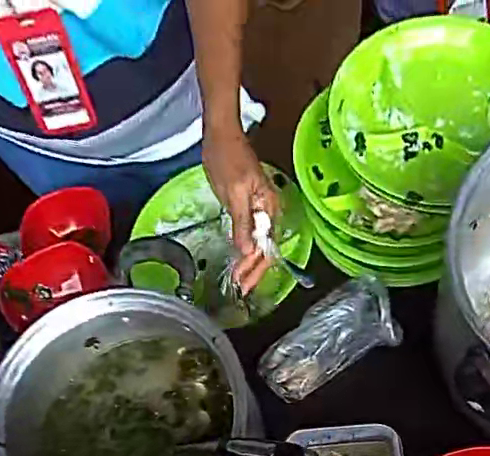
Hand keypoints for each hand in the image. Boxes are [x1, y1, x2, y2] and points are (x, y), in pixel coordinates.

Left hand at [201, 127, 279, 293]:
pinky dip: (245, 250)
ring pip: (257, 244)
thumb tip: (246, 251)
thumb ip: (242, 223)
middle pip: (264, 250)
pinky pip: (250, 235)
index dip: (256, 269)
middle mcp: (268, 212)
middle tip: (241, 288)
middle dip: (253, 271)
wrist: (221, 134)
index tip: (244, 284)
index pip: (266, 248)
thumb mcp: (234, 193)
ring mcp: (258, 210)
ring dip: (249, 263)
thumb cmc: (228, 158)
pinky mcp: (248, 208)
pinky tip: (239, 260)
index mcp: (268, 208)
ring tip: (239, 281)